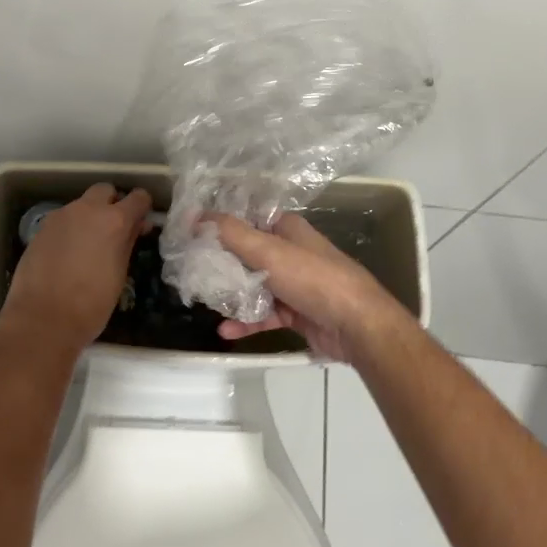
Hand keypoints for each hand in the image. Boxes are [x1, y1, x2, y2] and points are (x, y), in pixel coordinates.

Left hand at [0, 184, 152, 351]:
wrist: (42, 319)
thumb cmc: (91, 303)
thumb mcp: (119, 274)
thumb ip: (128, 243)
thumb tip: (136, 225)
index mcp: (113, 220)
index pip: (137, 198)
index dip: (142, 206)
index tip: (142, 220)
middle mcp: (86, 210)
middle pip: (104, 191)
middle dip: (112, 203)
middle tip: (115, 228)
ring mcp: (60, 217)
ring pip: (81, 205)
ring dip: (89, 216)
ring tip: (90, 245)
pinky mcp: (40, 229)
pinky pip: (63, 220)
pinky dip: (70, 229)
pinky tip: (68, 254)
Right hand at [208, 212, 411, 361]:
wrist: (357, 325)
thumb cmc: (312, 278)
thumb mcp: (267, 251)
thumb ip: (230, 233)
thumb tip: (193, 215)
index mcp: (286, 229)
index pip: (246, 221)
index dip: (219, 226)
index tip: (190, 235)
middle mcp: (290, 253)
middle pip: (246, 255)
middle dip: (220, 264)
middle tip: (190, 272)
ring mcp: (293, 284)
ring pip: (253, 287)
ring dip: (231, 296)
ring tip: (204, 302)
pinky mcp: (295, 313)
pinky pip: (263, 315)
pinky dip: (245, 322)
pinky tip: (226, 331)